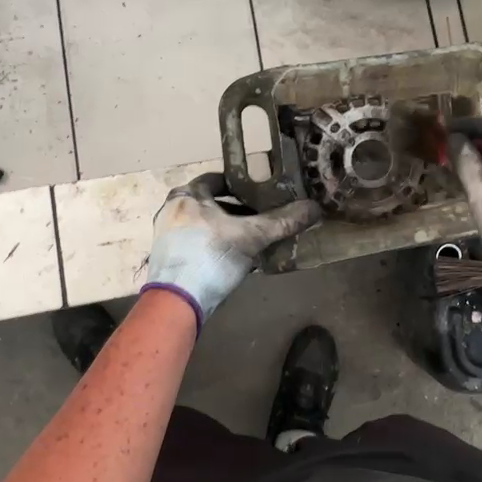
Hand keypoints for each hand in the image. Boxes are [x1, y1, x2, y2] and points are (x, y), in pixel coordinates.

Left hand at [140, 173, 321, 328]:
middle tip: (260, 218)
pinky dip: (216, 246)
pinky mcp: (169, 259)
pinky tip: (235, 260)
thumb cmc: (211, 256)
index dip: (240, 184)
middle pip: (211, 203)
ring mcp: (167, 236)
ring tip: (252, 240)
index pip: (217, 179)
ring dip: (227, 230)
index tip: (260, 192)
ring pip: (205, 225)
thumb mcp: (252, 236)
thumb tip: (314, 208)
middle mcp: (173, 210)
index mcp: (188, 195)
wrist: (177, 301)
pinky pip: (198, 244)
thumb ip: (282, 222)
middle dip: (236, 210)